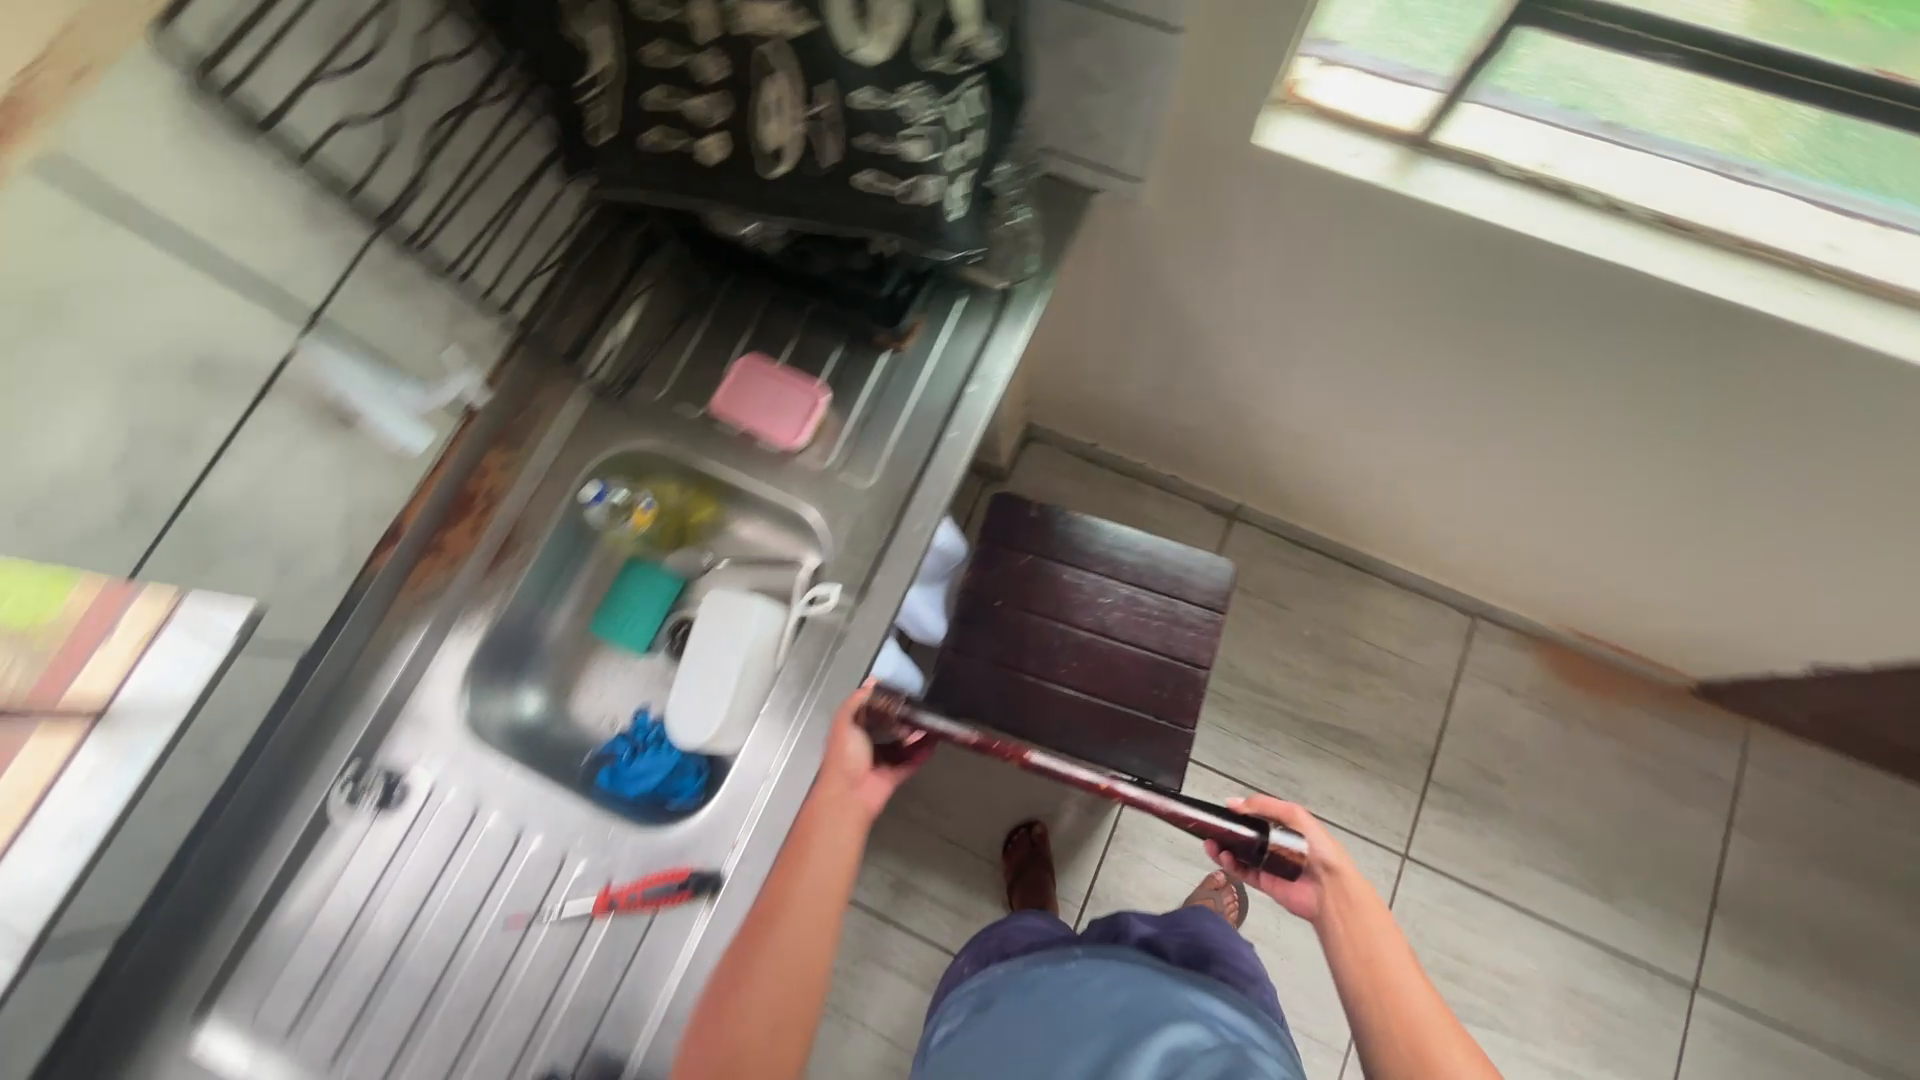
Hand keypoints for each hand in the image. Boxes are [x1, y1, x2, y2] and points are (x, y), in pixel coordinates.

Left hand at [815, 681, 930, 821]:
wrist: (849, 793)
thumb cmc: (844, 753)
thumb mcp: (845, 720)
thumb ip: (857, 700)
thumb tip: (872, 681)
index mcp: (854, 731)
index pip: (872, 712)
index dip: (886, 702)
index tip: (903, 691)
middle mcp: (868, 745)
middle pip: (890, 728)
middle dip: (905, 718)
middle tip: (922, 705)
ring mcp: (882, 762)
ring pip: (904, 745)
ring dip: (917, 734)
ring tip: (933, 720)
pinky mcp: (896, 775)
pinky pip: (912, 761)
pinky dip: (923, 752)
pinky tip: (935, 740)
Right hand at [1206, 796, 1354, 923]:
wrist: (1331, 889)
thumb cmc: (1318, 849)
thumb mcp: (1295, 816)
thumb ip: (1264, 806)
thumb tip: (1233, 802)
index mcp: (1285, 828)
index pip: (1257, 817)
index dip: (1240, 813)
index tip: (1223, 811)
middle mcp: (1275, 845)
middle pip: (1244, 837)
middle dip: (1226, 832)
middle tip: (1210, 829)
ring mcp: (1268, 865)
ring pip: (1239, 855)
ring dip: (1223, 848)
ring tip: (1210, 844)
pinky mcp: (1264, 883)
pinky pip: (1243, 872)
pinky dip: (1230, 865)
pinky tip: (1222, 857)